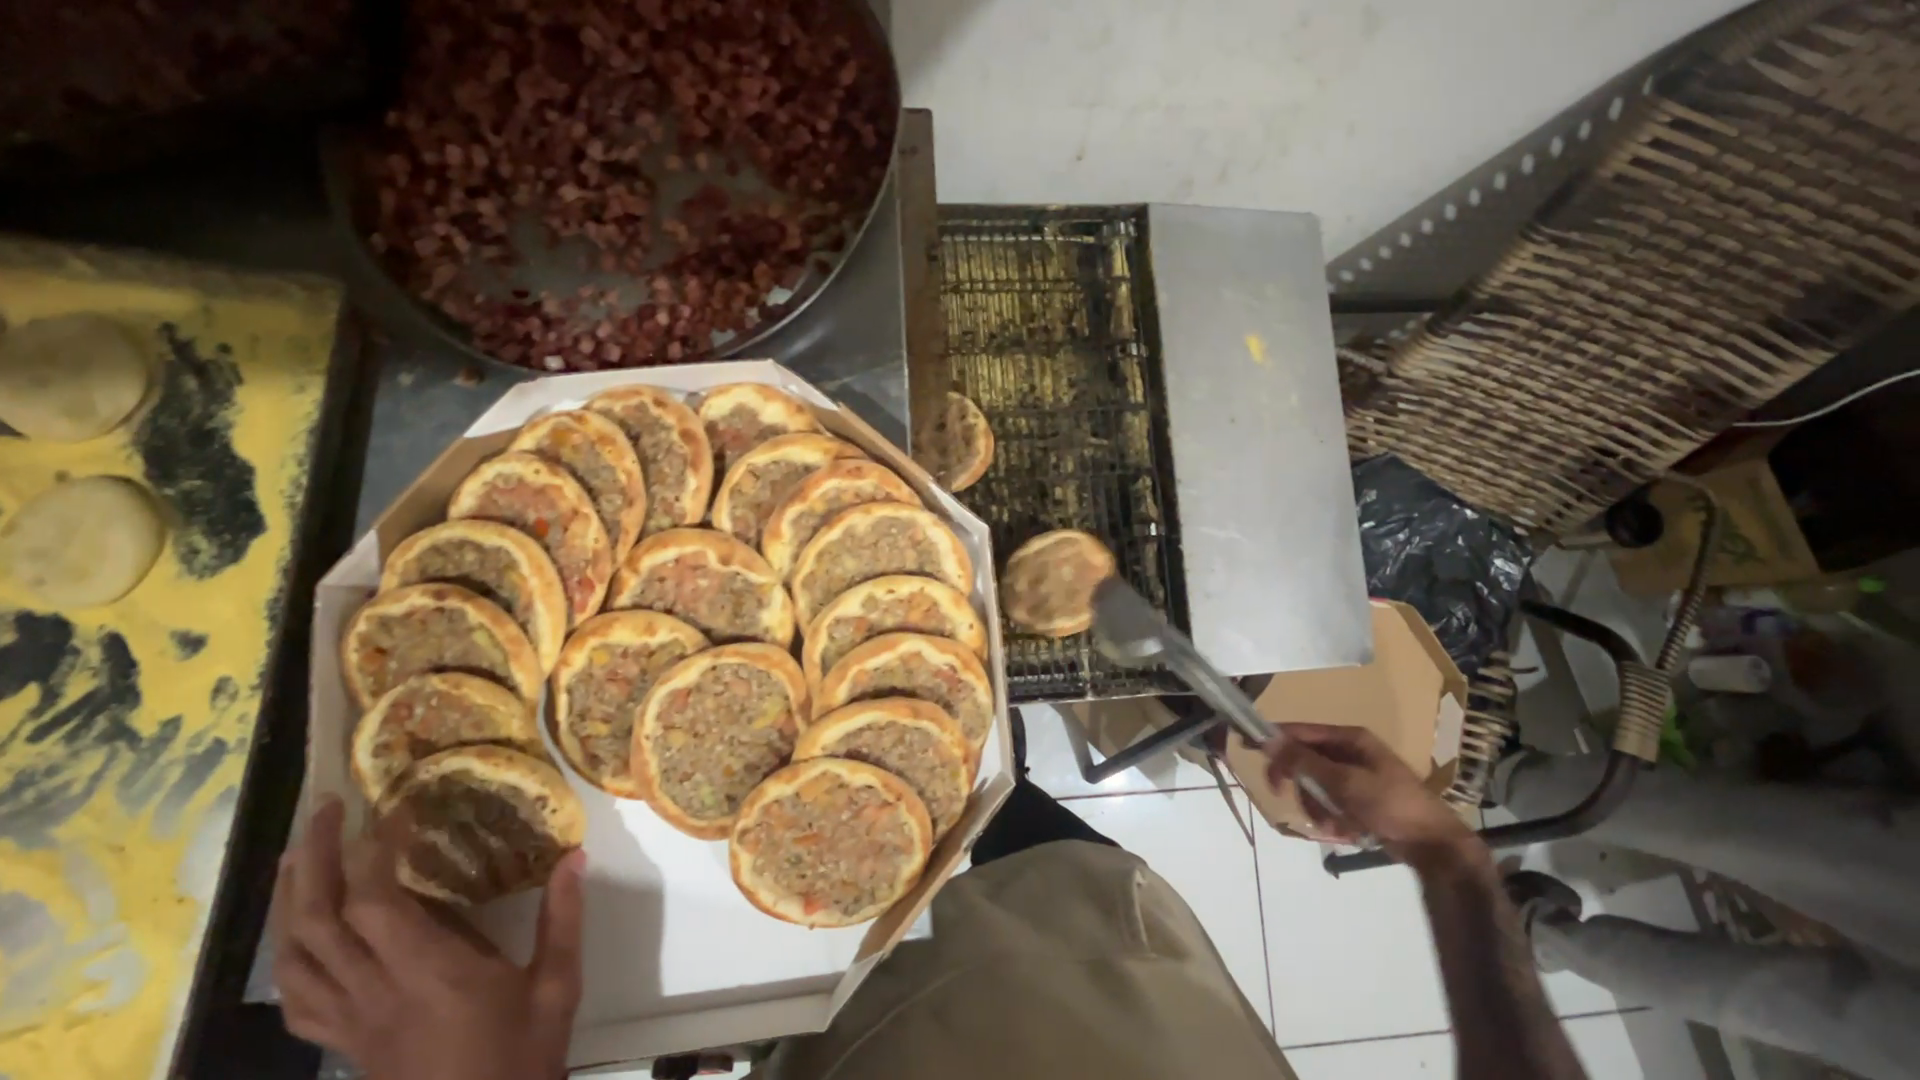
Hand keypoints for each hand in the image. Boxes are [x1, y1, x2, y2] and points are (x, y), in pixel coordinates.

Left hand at [272, 797, 585, 1079]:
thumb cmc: (521, 1057)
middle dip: (314, 857)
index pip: (376, 901)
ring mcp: (350, 1019)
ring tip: (296, 854)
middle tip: (326, 809)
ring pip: (294, 955)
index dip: (373, 849)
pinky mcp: (344, 1041)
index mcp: (428, 972)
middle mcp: (375, 991)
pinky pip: (297, 997)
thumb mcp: (557, 987)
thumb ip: (563, 920)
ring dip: (288, 898)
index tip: (395, 808)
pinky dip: (287, 956)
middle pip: (319, 918)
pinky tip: (296, 934)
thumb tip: (574, 856)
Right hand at [1264, 723, 1476, 867]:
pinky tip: (1347, 830)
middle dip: (1298, 783)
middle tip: (1281, 793)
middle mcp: (1349, 753)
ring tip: (1333, 823)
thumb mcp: (1342, 782)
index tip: (1246, 745)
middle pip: (1303, 760)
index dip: (1273, 737)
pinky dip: (1331, 817)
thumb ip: (1303, 761)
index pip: (1300, 731)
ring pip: (1313, 786)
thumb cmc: (1390, 804)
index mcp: (1349, 738)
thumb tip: (1267, 738)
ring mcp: (1354, 777)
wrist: (1432, 844)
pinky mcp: (1358, 800)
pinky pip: (1329, 803)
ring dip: (1317, 806)